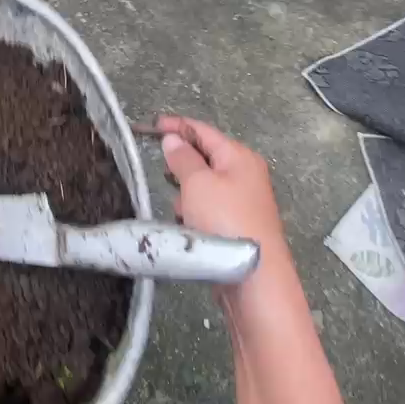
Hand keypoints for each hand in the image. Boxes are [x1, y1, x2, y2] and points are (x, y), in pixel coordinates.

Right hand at [156, 116, 286, 254]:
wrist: (254, 279)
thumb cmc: (224, 220)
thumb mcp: (197, 182)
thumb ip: (182, 157)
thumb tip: (173, 139)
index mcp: (239, 156)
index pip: (202, 130)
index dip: (176, 125)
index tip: (150, 125)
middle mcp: (245, 174)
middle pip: (205, 155)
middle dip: (182, 160)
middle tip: (160, 165)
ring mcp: (244, 200)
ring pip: (205, 182)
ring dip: (187, 189)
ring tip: (177, 203)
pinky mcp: (238, 224)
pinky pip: (209, 205)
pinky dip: (195, 209)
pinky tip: (188, 224)